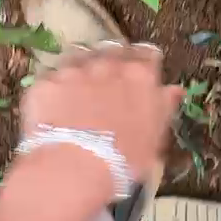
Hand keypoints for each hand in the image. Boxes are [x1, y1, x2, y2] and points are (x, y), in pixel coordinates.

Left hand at [0, 45, 181, 220]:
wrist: (73, 170)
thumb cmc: (123, 159)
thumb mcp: (154, 137)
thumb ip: (163, 107)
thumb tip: (174, 90)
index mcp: (140, 75)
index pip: (147, 54)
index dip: (143, 64)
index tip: (139, 76)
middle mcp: (108, 64)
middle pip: (112, 51)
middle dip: (111, 63)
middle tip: (106, 85)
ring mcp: (74, 70)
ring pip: (79, 56)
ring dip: (81, 68)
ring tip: (77, 91)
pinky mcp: (46, 81)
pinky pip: (51, 78)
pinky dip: (54, 88)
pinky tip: (53, 107)